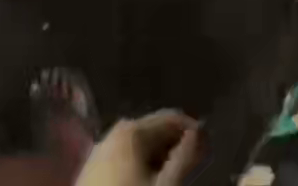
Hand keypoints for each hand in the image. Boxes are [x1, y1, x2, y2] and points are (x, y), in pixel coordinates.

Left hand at [73, 111, 201, 185]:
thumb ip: (185, 158)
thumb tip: (201, 133)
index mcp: (130, 131)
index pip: (171, 118)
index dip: (193, 131)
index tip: (209, 149)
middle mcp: (112, 134)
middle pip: (153, 134)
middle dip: (174, 148)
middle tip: (193, 168)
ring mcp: (97, 156)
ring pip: (137, 152)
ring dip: (158, 163)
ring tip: (173, 180)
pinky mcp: (88, 178)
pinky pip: (122, 165)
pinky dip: (139, 172)